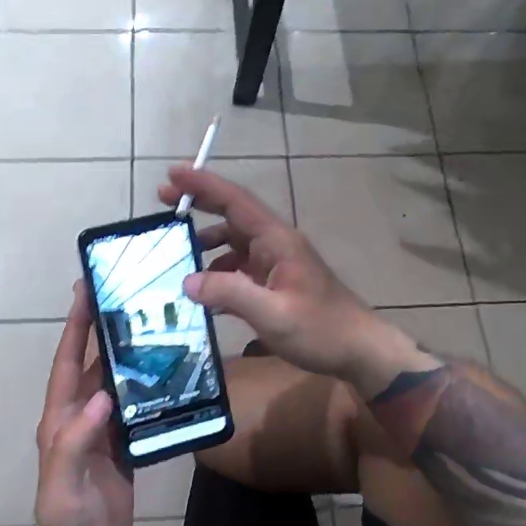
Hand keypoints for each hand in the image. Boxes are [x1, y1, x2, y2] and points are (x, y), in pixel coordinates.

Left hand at [34, 282, 132, 525]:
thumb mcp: (63, 489)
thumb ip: (74, 444)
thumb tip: (100, 398)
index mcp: (58, 420)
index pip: (66, 364)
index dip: (74, 329)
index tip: (84, 292)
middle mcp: (77, 416)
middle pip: (89, 364)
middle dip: (100, 329)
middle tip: (122, 295)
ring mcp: (100, 430)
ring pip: (113, 382)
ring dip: (126, 354)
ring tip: (151, 323)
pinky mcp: (121, 445)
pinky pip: (133, 408)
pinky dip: (146, 387)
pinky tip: (166, 372)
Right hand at [157, 166, 430, 392]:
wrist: (362, 353)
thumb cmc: (322, 330)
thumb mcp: (273, 314)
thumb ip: (229, 294)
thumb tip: (187, 281)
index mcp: (277, 241)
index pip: (236, 202)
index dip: (204, 185)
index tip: (174, 173)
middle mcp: (274, 244)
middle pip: (232, 213)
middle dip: (199, 202)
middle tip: (163, 196)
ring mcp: (274, 262)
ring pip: (232, 240)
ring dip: (204, 240)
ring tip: (176, 248)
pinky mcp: (273, 281)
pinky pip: (237, 264)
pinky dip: (215, 268)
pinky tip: (201, 287)